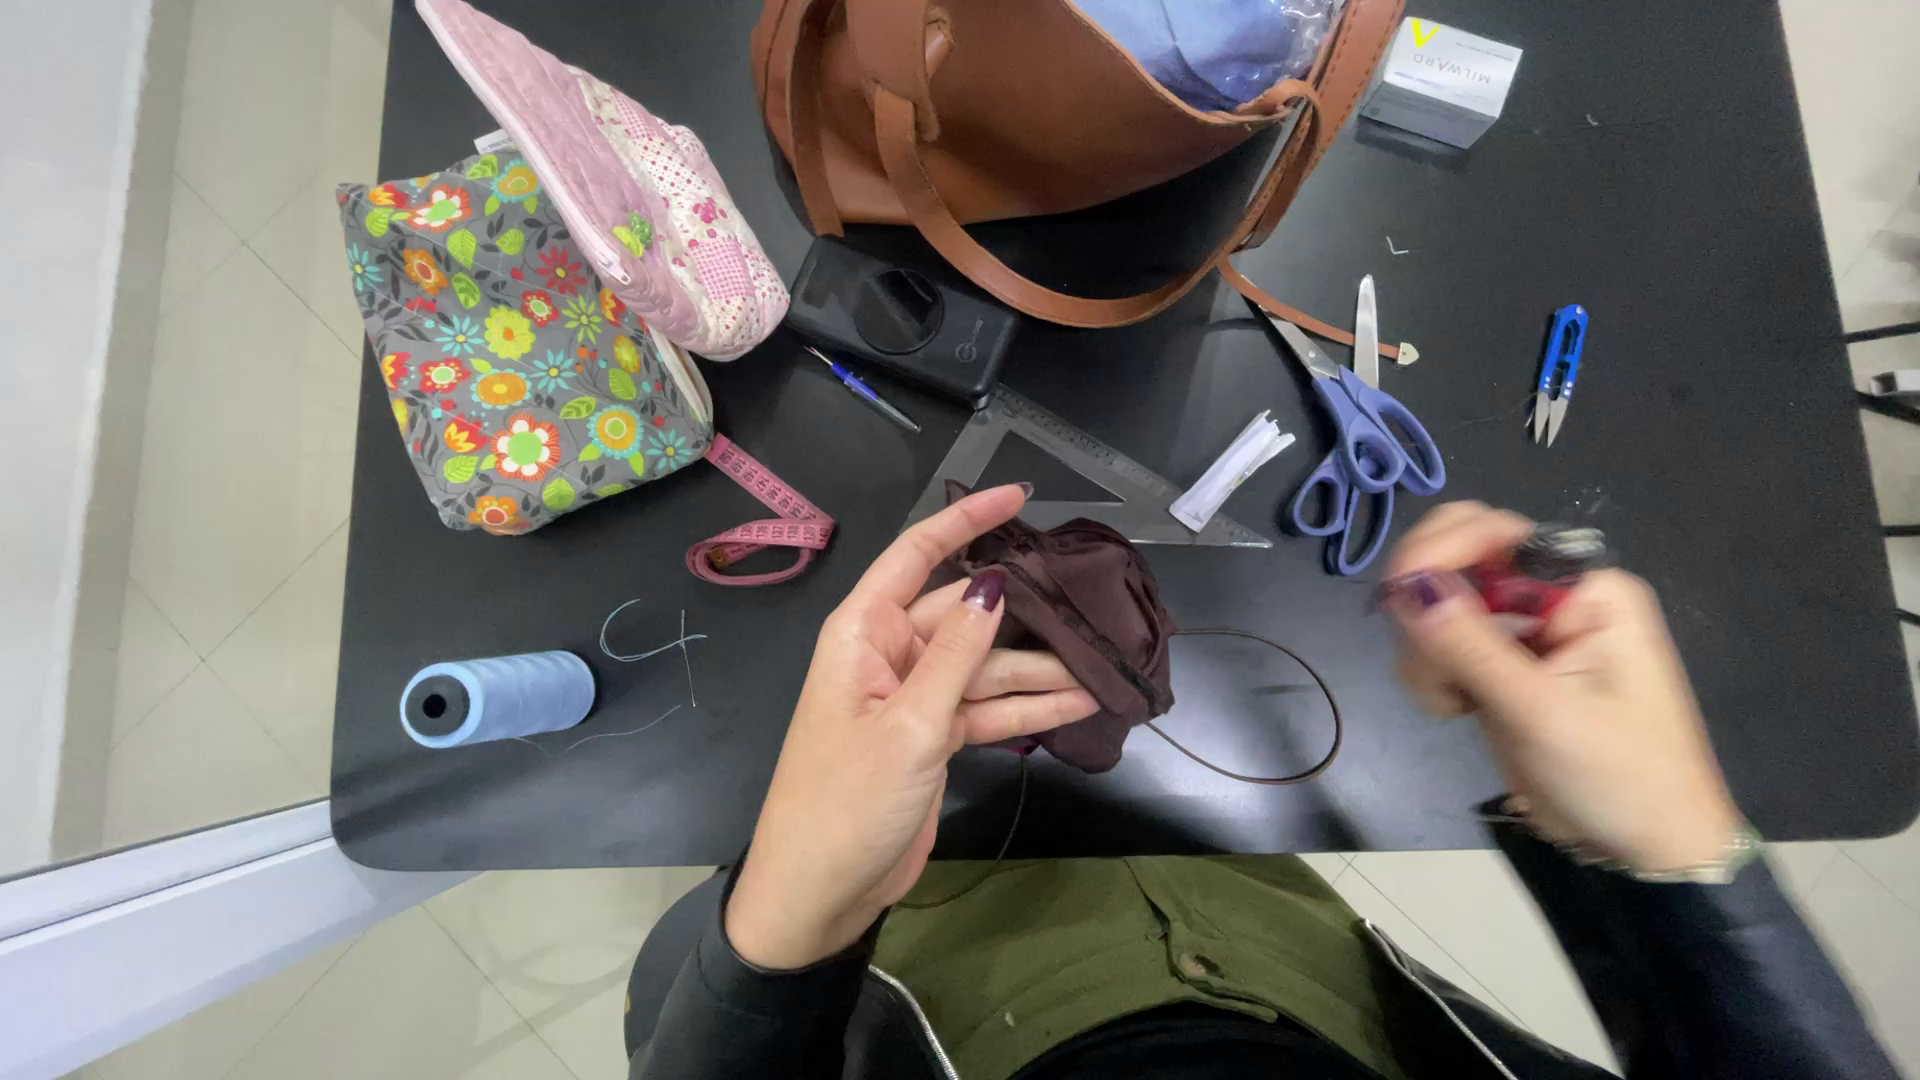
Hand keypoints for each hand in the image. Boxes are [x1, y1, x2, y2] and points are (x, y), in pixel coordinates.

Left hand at [725, 484, 1099, 968]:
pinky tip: (1076, 704)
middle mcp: (890, 652)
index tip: (1017, 497)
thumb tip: (993, 584)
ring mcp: (915, 694)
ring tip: (1098, 671)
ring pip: (984, 664)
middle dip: (1023, 614)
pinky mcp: (933, 733)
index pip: (917, 555)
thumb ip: (955, 653)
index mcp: (865, 631)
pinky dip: (1026, 708)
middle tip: (1086, 608)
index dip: (965, 521)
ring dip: (1036, 670)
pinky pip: (985, 706)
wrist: (821, 894)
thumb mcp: (909, 724)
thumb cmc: (848, 801)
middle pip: (964, 613)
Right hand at [1384, 501, 1742, 873]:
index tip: (1398, 596)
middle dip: (1425, 609)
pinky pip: (1430, 643)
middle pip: (1449, 562)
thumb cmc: (1618, 778)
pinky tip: (1454, 709)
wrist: (1638, 848)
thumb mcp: (1542, 713)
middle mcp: (1546, 597)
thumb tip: (1408, 585)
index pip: (1490, 533)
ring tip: (1455, 703)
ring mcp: (1515, 630)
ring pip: (1429, 607)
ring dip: (1426, 655)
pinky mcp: (1490, 661)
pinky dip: (1427, 674)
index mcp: (1583, 591)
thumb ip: (1471, 646)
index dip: (1437, 551)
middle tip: (1431, 659)